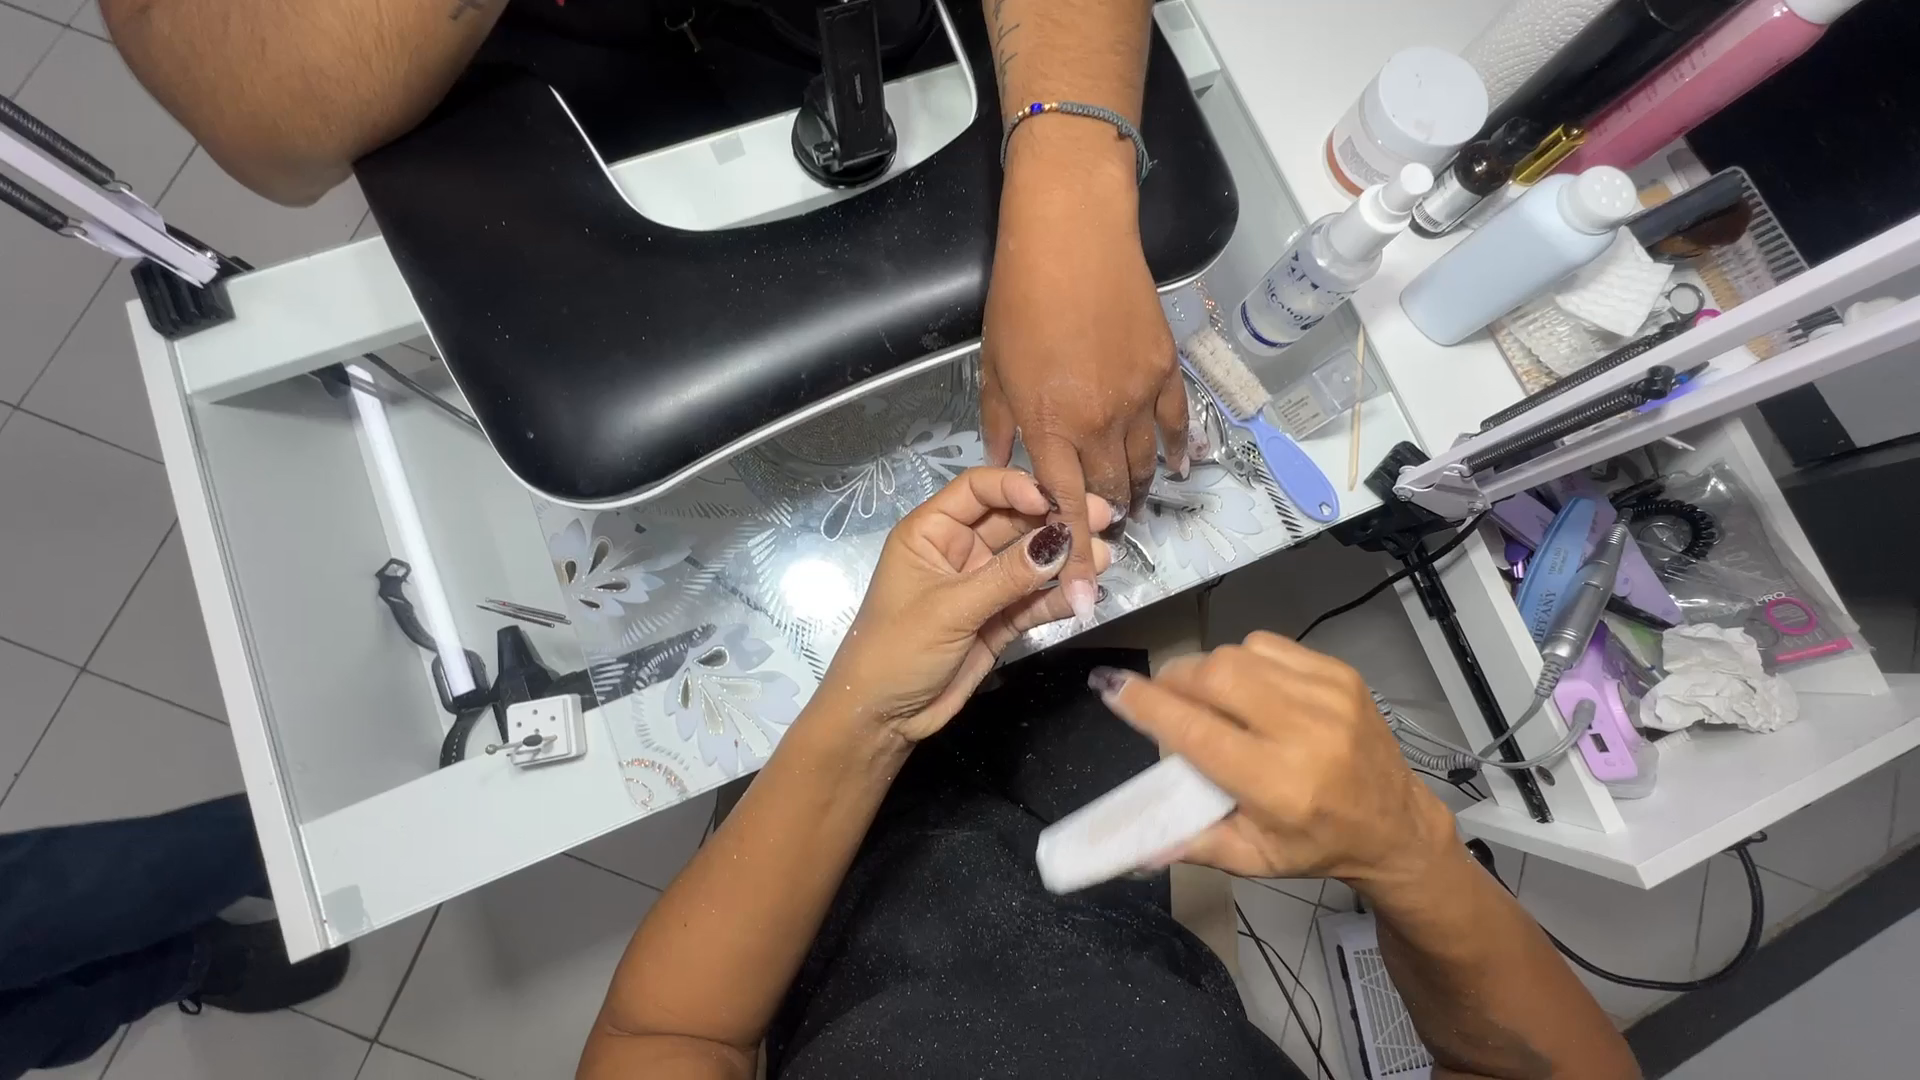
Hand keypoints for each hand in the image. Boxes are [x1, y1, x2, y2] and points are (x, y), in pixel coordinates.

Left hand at [821, 468, 1112, 742]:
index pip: (977, 489)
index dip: (1016, 487)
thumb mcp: (949, 608)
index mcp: (931, 532)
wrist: (883, 719)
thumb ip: (1006, 576)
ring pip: (1030, 560)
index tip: (1053, 500)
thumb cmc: (896, 651)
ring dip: (1065, 559)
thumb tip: (1060, 541)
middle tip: (1103, 518)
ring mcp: (982, 584)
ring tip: (1103, 558)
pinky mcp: (999, 618)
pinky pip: (1034, 599)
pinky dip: (1059, 596)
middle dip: (1055, 520)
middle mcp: (959, 549)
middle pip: (1013, 521)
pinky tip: (1087, 593)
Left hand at [981, 121, 1188, 622]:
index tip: (1080, 591)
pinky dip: (1175, 453)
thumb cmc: (1019, 298)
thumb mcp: (994, 366)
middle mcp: (1098, 424)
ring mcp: (1139, 399)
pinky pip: (1176, 426)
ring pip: (1143, 466)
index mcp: (1049, 426)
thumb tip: (1007, 461)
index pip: (1064, 507)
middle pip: (1108, 493)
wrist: (1073, 233)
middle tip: (1098, 532)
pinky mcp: (1166, 372)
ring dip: (1134, 492)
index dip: (1071, 553)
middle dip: (1102, 521)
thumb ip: (1002, 422)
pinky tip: (1174, 469)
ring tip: (1128, 506)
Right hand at [1087, 632, 1456, 888]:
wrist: (1397, 826)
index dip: (1146, 704)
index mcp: (1279, 785)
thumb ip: (1188, 843)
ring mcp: (1327, 696)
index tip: (1110, 687)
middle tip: (1162, 695)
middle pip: (1213, 676)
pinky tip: (1248, 687)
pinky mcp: (1339, 673)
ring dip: (1207, 669)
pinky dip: (1243, 659)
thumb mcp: (1251, 858)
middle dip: (1174, 679)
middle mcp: (1305, 733)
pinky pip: (1266, 644)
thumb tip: (1131, 845)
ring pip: (1236, 654)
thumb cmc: (1315, 844)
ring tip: (1208, 696)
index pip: (1196, 731)